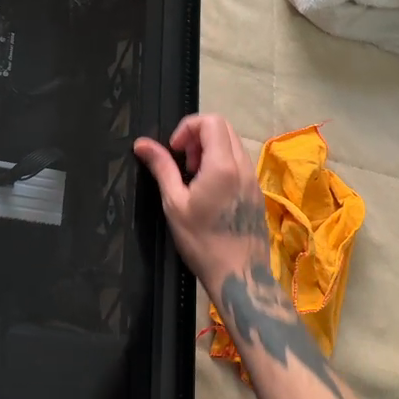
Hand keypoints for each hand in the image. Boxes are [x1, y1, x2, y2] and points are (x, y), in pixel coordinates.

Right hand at [132, 114, 267, 290]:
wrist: (240, 277)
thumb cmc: (203, 242)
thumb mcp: (174, 204)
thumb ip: (161, 168)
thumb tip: (141, 143)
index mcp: (223, 165)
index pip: (211, 121)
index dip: (188, 127)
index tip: (175, 150)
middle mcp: (243, 166)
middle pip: (224, 127)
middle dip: (198, 135)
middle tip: (183, 161)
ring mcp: (253, 179)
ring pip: (233, 144)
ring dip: (210, 148)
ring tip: (193, 176)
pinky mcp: (256, 192)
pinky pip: (239, 162)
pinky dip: (222, 162)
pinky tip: (208, 189)